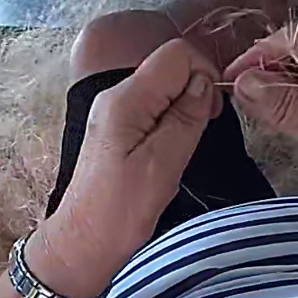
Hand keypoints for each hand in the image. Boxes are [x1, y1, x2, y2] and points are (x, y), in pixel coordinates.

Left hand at [30, 38, 222, 297]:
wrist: (82, 244)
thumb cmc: (120, 212)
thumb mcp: (162, 165)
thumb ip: (185, 118)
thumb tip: (204, 82)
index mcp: (125, 100)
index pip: (175, 54)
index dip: (204, 72)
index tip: (214, 110)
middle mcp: (115, 96)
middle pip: (169, 65)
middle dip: (197, 87)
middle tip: (206, 126)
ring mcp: (114, 111)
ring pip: (164, 85)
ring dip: (186, 104)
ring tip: (190, 140)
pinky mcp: (117, 127)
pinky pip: (154, 105)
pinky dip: (173, 117)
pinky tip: (175, 144)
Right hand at [225, 21, 297, 220]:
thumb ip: (285, 104)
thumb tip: (241, 81)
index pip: (297, 37)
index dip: (258, 55)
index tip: (228, 81)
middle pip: (296, 52)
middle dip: (264, 72)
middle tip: (233, 98)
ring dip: (274, 90)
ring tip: (247, 109)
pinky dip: (288, 105)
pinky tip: (271, 118)